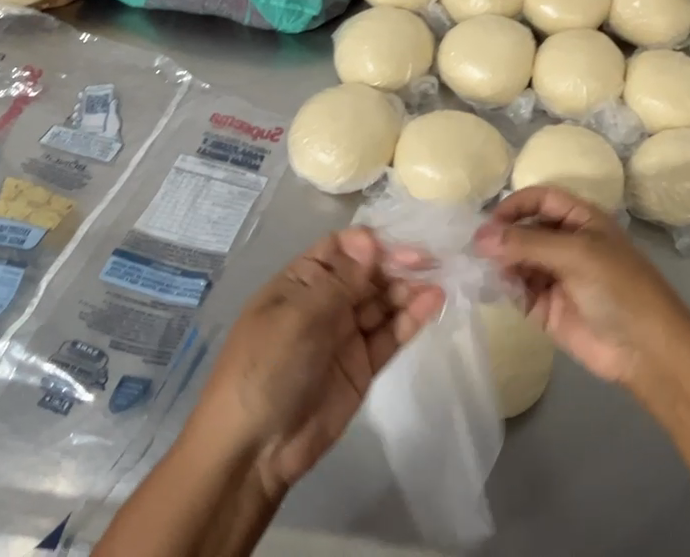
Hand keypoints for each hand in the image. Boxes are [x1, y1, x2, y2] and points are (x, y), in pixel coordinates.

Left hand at [188, 228, 443, 496]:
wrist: (253, 450)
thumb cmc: (265, 369)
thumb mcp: (297, 317)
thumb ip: (339, 280)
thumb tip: (370, 239)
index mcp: (300, 284)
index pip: (340, 249)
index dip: (370, 244)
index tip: (399, 246)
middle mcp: (324, 303)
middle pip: (367, 273)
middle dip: (396, 263)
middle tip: (430, 261)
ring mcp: (345, 335)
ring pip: (383, 302)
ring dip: (408, 289)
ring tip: (437, 281)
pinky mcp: (363, 365)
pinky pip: (390, 334)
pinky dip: (411, 318)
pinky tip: (432, 302)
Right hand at [474, 185, 689, 386]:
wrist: (646, 349)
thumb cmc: (618, 288)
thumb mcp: (577, 254)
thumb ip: (527, 243)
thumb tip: (480, 236)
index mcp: (582, 221)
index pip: (541, 199)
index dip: (515, 205)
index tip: (489, 223)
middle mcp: (567, 244)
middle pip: (525, 230)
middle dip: (501, 237)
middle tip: (474, 251)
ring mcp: (556, 277)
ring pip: (517, 261)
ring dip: (499, 263)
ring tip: (480, 271)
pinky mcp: (546, 309)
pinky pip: (518, 291)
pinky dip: (503, 288)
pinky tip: (491, 289)